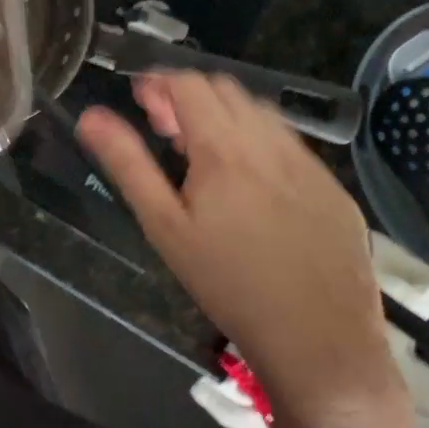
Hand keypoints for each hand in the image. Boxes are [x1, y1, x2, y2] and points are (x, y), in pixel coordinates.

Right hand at [78, 73, 411, 427]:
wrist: (321, 346)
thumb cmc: (228, 283)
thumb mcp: (164, 226)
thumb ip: (127, 163)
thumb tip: (91, 116)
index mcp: (225, 149)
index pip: (190, 83)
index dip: (159, 81)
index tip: (139, 99)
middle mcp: (272, 145)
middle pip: (227, 89)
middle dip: (190, 95)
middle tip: (166, 130)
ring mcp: (312, 167)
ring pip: (262, 113)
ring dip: (227, 116)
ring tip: (206, 156)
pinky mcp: (336, 192)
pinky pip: (292, 146)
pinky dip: (261, 144)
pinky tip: (252, 187)